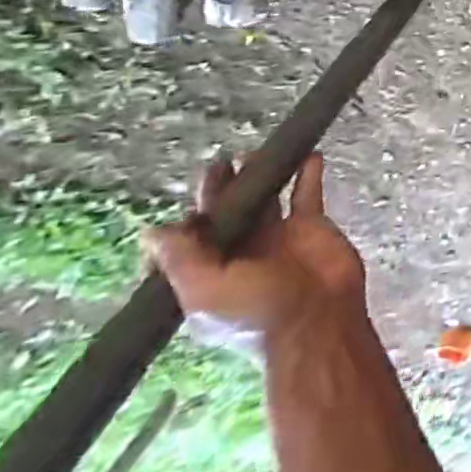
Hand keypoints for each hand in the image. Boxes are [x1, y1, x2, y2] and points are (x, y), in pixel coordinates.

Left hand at [142, 152, 365, 347]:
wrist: (319, 319)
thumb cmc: (257, 311)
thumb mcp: (207, 292)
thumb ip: (180, 260)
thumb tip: (151, 231)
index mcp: (208, 274)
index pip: (187, 244)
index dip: (183, 226)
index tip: (186, 209)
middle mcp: (240, 253)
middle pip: (226, 214)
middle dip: (219, 190)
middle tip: (218, 164)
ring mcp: (278, 236)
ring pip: (265, 199)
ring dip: (260, 176)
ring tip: (254, 152)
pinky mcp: (311, 226)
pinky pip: (307, 193)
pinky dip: (308, 173)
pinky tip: (308, 154)